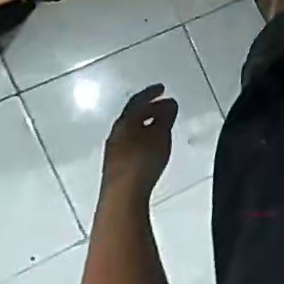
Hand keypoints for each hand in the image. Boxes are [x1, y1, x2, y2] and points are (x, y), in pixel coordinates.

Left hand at [100, 84, 177, 202]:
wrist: (122, 196)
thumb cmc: (142, 161)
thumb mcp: (160, 136)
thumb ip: (165, 118)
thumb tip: (170, 104)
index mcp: (125, 121)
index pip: (138, 101)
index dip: (151, 93)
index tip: (162, 88)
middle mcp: (116, 133)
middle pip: (133, 115)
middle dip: (150, 109)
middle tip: (166, 106)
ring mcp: (113, 150)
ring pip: (130, 131)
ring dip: (145, 125)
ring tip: (161, 126)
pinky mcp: (115, 167)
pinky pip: (129, 144)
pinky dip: (141, 139)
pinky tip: (150, 148)